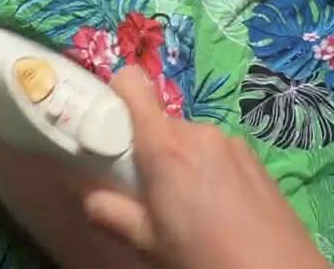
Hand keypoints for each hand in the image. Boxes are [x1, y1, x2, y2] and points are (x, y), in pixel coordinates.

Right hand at [84, 67, 331, 268]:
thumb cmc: (205, 260)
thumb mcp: (147, 244)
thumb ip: (109, 211)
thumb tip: (80, 189)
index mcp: (164, 144)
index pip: (130, 82)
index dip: (115, 95)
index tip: (109, 128)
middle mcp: (196, 130)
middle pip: (157, 121)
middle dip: (148, 149)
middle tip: (151, 193)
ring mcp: (228, 140)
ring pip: (188, 138)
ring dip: (181, 161)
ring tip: (191, 209)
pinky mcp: (253, 156)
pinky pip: (215, 151)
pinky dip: (208, 170)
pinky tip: (221, 210)